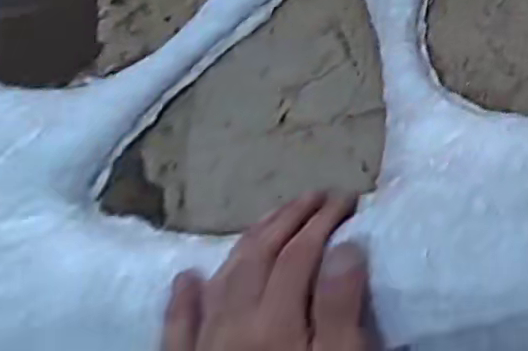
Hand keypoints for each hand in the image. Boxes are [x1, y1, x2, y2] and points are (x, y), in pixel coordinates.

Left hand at [162, 192, 372, 350]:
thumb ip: (341, 304)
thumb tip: (347, 245)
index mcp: (274, 324)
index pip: (299, 253)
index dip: (325, 219)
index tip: (352, 199)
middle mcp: (230, 330)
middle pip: (257, 260)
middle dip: (289, 220)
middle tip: (321, 195)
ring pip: (219, 283)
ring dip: (248, 242)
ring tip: (275, 216)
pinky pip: (175, 332)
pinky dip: (182, 300)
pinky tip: (187, 276)